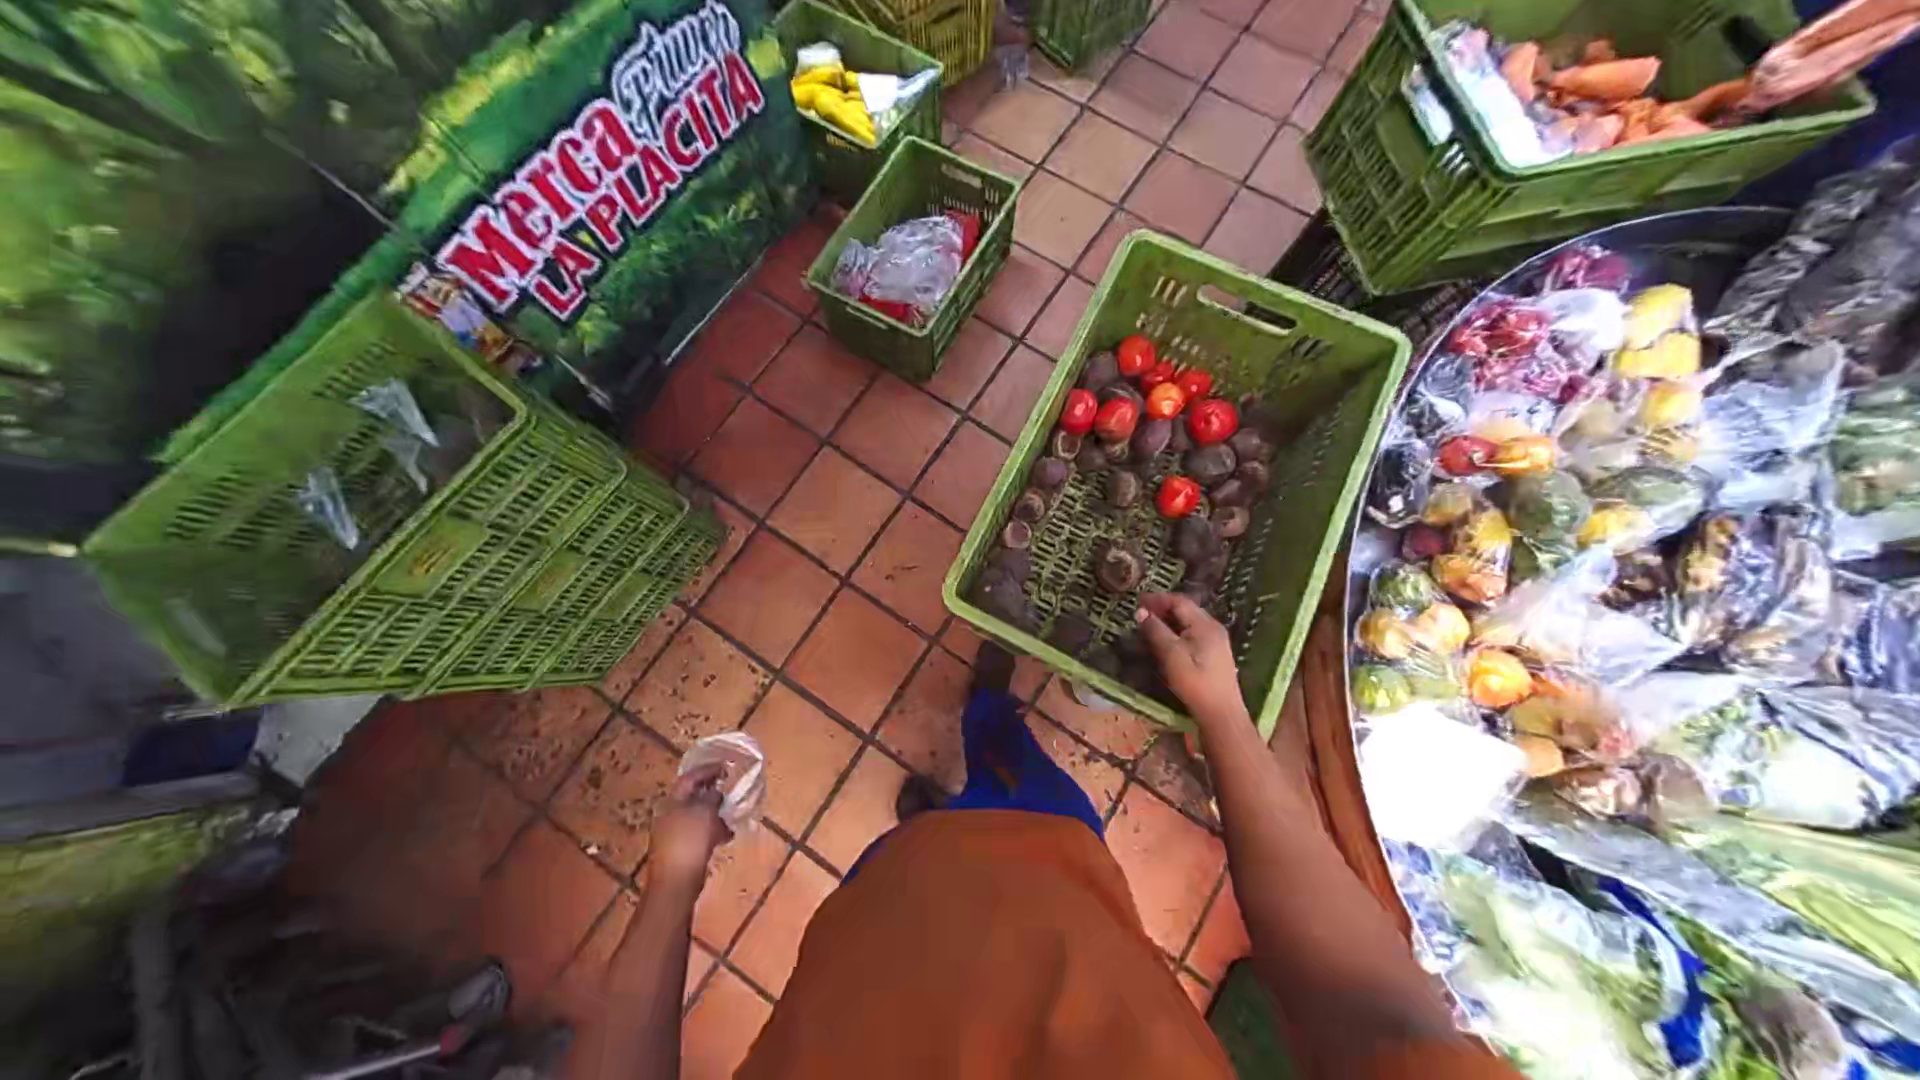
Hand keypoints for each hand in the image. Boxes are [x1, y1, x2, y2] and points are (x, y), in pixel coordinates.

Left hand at [650, 765, 730, 888]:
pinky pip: (698, 832)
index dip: (708, 770)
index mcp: (672, 801)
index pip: (690, 777)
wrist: (676, 881)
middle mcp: (669, 814)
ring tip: (731, 813)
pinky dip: (712, 830)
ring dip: (714, 812)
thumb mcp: (706, 811)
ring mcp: (672, 833)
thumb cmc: (690, 839)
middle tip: (730, 789)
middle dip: (712, 792)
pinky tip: (725, 836)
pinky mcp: (679, 849)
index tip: (726, 767)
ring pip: (697, 815)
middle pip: (692, 796)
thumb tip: (716, 793)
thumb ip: (712, 797)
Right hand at [1135, 592, 1247, 728]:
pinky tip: (1166, 639)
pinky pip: (1193, 633)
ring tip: (1150, 623)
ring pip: (1190, 621)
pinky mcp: (1215, 654)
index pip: (1179, 602)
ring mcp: (1217, 641)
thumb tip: (1141, 612)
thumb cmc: (1195, 683)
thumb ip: (1156, 631)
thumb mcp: (1171, 655)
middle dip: (1163, 607)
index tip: (1138, 600)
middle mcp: (1213, 628)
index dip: (1158, 599)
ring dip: (1169, 619)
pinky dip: (1177, 630)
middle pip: (1186, 609)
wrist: (1221, 713)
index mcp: (1205, 625)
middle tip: (1142, 610)